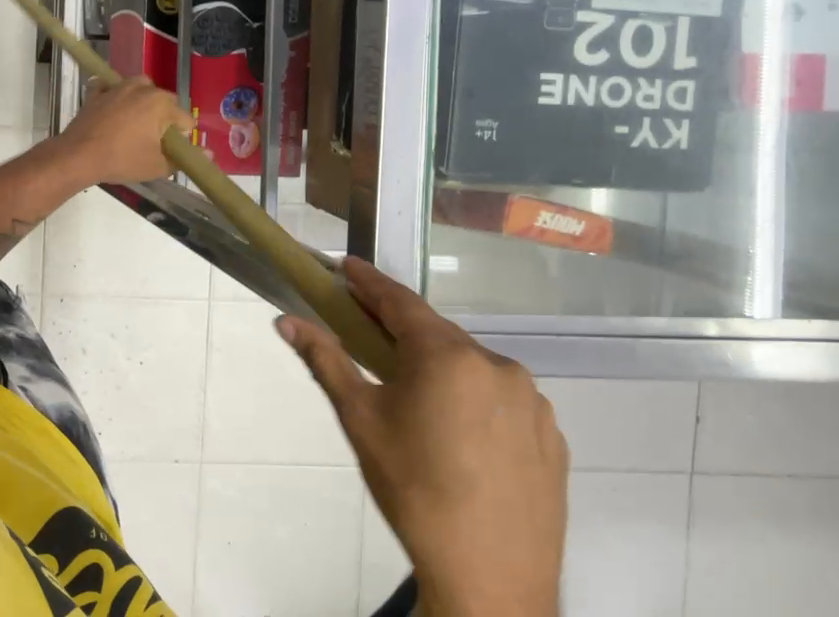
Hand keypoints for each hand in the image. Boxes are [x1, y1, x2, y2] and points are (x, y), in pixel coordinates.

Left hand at [55, 76, 192, 184]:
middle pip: (164, 100)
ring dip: (142, 100)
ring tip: (136, 122)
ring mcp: (116, 87)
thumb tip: (208, 154)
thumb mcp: (158, 166)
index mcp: (161, 104)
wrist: (79, 155)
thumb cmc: (122, 160)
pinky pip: (109, 87)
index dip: (181, 137)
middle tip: (154, 139)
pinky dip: (112, 94)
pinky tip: (111, 107)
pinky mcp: (96, 92)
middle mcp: (141, 88)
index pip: (184, 119)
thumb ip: (184, 159)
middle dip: (163, 117)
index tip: (170, 150)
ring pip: (138, 87)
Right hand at [277, 258, 567, 616]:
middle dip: (398, 328)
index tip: (345, 265)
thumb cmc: (412, 487)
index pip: (400, 302)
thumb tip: (286, 321)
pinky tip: (452, 428)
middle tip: (363, 330)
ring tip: (409, 391)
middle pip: (437, 334)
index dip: (369, 281)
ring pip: (472, 366)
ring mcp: (533, 402)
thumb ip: (325, 360)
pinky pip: (501, 399)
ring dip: (437, 365)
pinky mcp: (551, 436)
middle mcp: (498, 366)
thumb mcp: (358, 419)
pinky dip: (470, 396)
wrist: (491, 572)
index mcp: (448, 357)